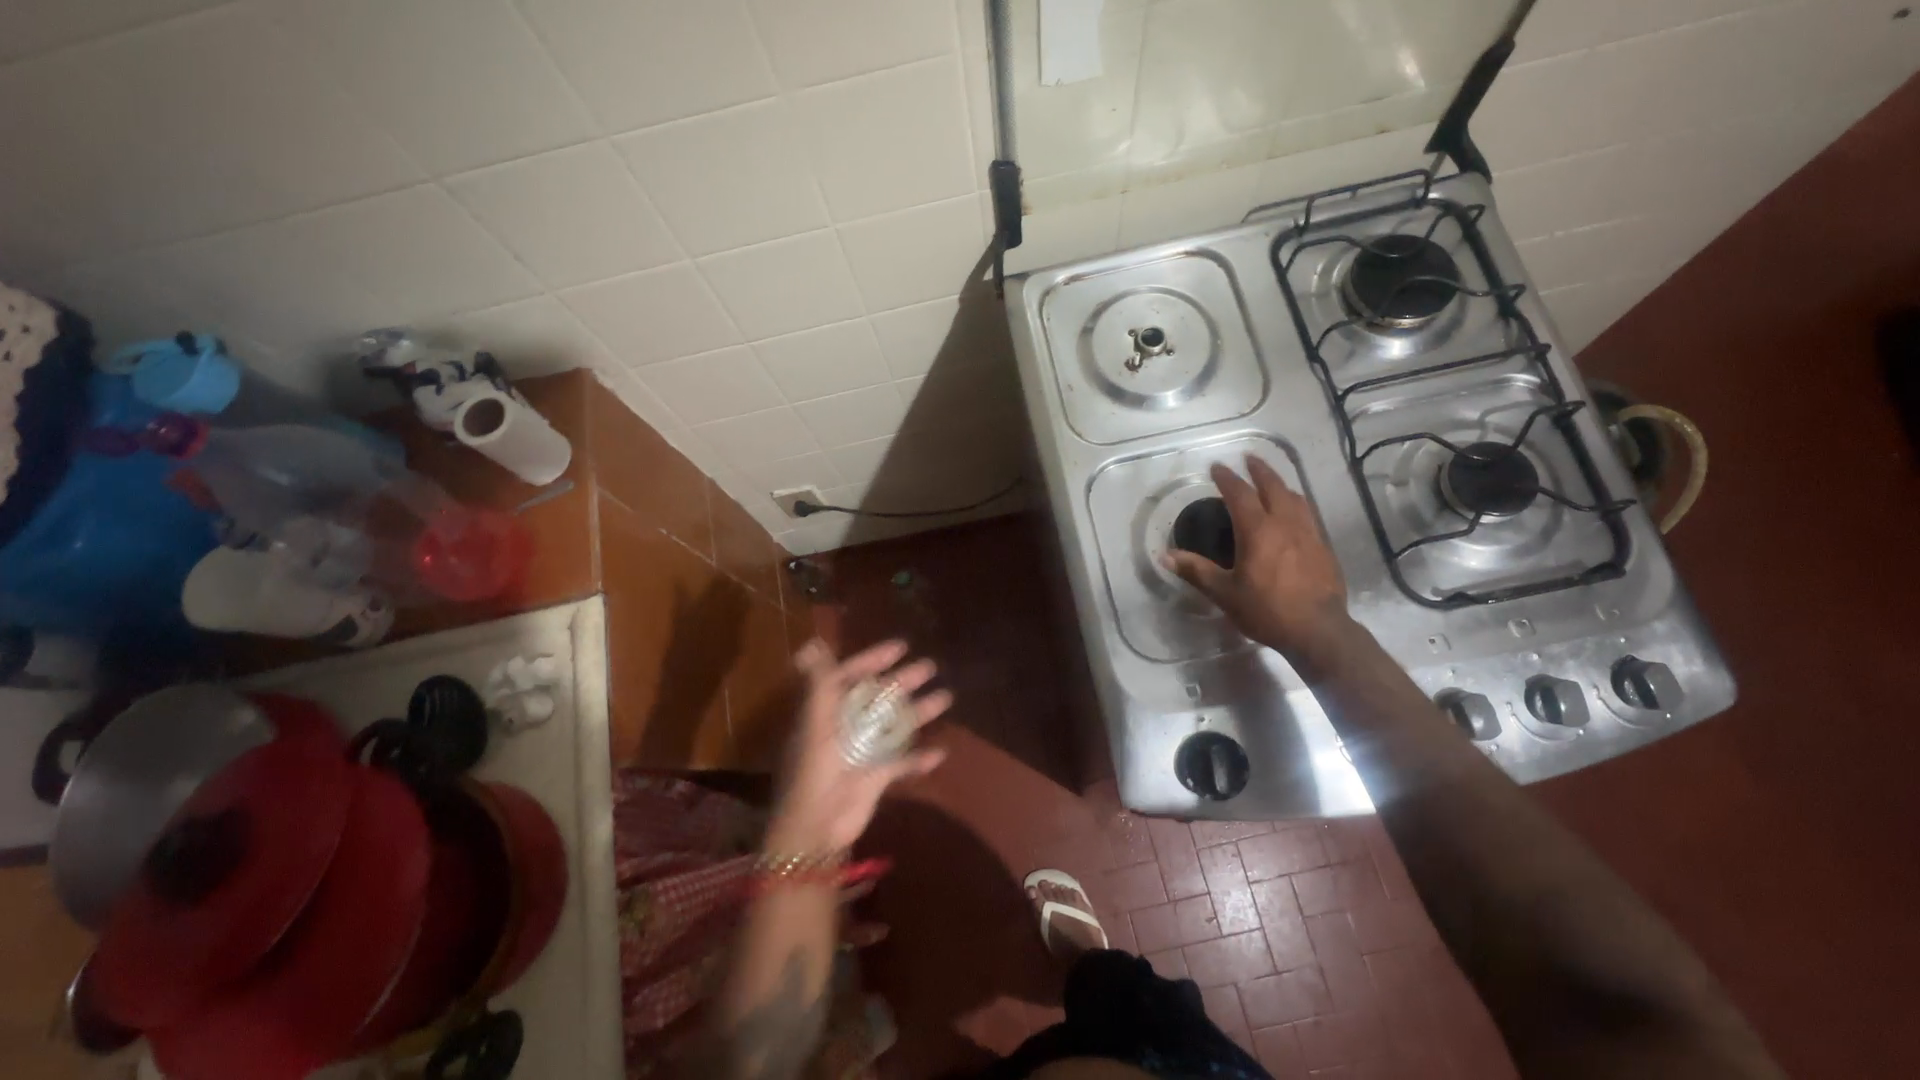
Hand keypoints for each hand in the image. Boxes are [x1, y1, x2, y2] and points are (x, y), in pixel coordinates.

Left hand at [765, 639, 951, 855]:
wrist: (816, 826)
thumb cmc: (814, 770)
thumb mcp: (816, 722)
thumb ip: (819, 684)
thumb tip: (811, 642)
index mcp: (827, 712)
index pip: (850, 676)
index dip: (872, 659)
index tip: (900, 647)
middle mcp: (846, 726)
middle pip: (878, 697)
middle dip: (903, 681)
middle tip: (930, 666)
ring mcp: (863, 751)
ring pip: (895, 725)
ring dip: (918, 711)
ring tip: (946, 697)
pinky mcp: (877, 777)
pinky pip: (903, 763)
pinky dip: (920, 758)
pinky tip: (941, 751)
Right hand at [1162, 456, 1353, 663]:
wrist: (1317, 630)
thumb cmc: (1266, 610)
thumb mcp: (1225, 593)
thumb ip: (1196, 571)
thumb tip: (1165, 556)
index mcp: (1257, 530)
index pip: (1239, 493)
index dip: (1227, 478)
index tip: (1217, 467)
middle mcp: (1285, 523)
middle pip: (1273, 486)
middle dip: (1259, 470)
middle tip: (1249, 459)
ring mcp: (1309, 533)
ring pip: (1295, 497)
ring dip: (1281, 484)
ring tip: (1272, 481)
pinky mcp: (1323, 546)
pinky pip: (1308, 514)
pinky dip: (1296, 503)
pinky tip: (1294, 513)